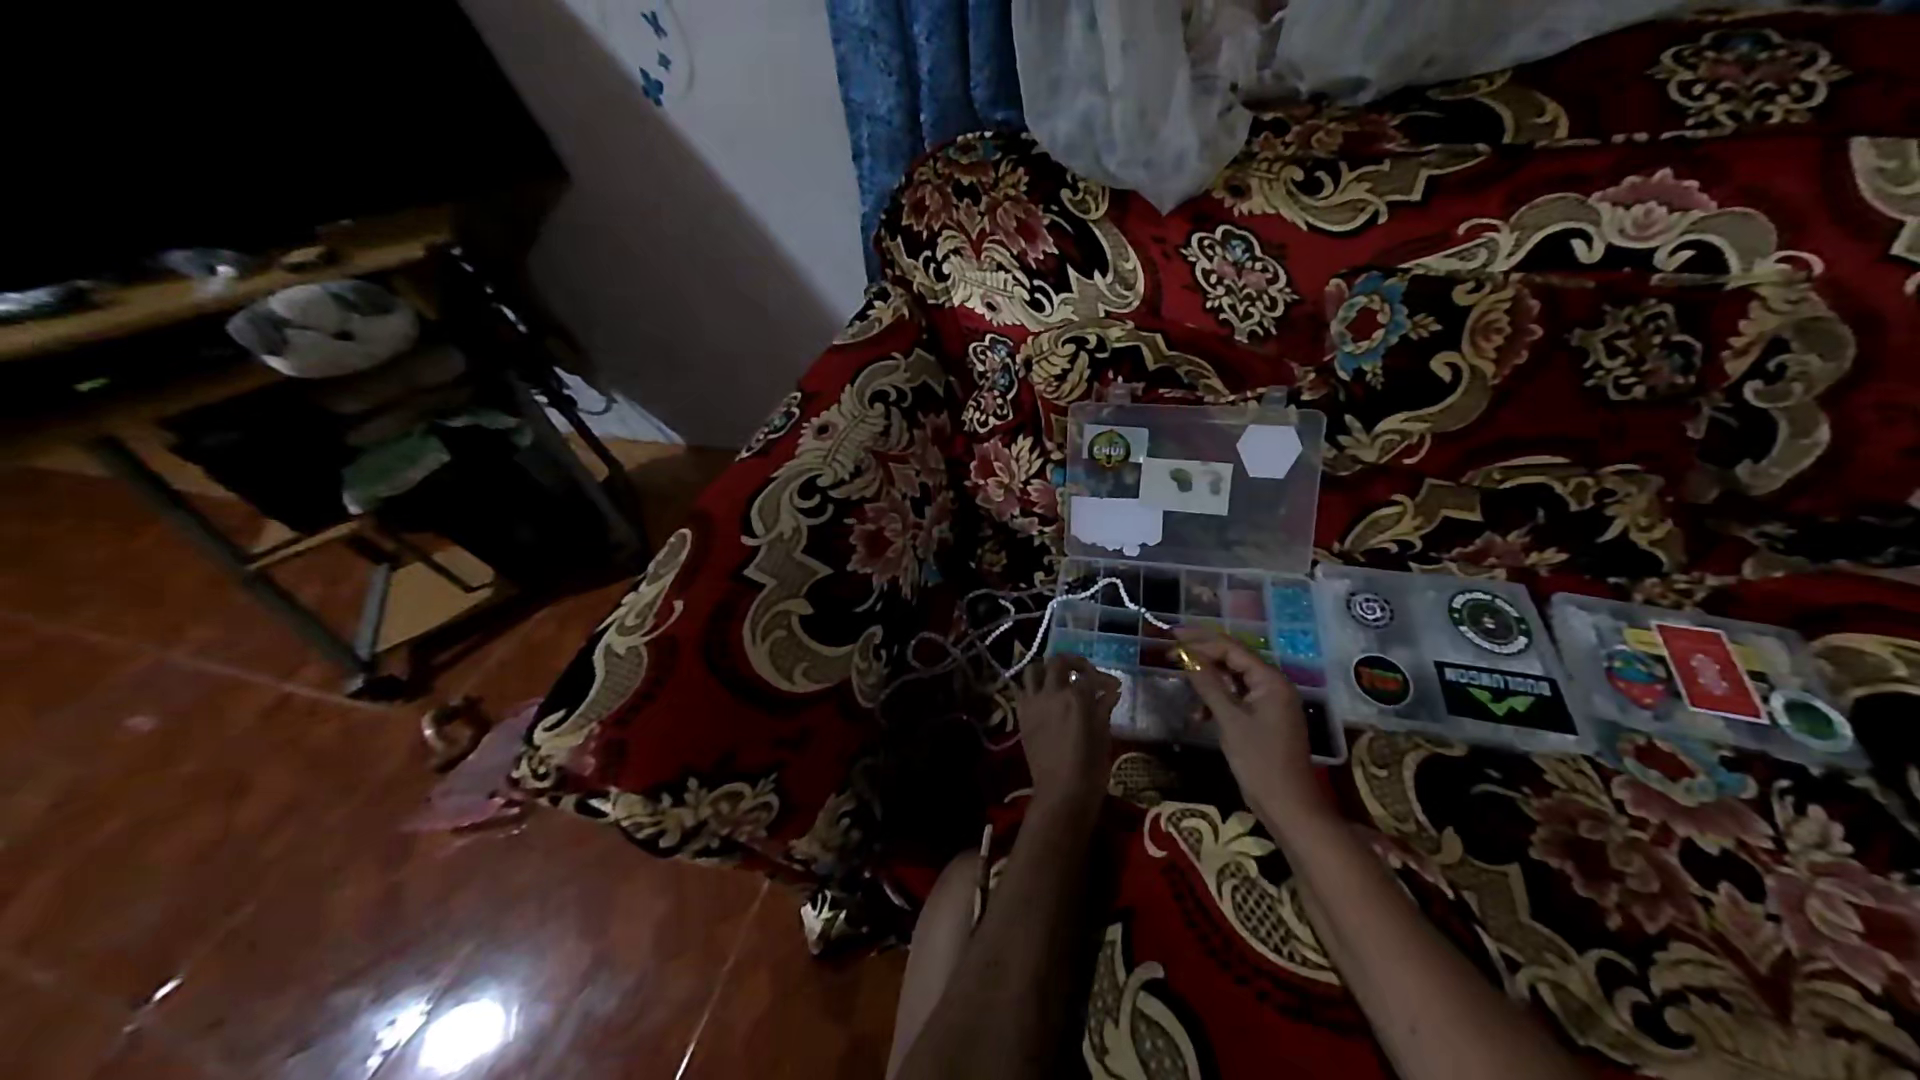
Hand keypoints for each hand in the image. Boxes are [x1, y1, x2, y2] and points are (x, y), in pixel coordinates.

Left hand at [1017, 655, 1117, 819]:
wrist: (1061, 793)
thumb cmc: (1090, 768)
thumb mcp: (1103, 735)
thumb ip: (1103, 708)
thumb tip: (1110, 691)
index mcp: (1076, 697)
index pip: (1091, 676)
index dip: (1104, 679)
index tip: (1113, 686)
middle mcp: (1051, 693)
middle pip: (1059, 662)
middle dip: (1075, 662)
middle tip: (1085, 673)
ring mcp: (1033, 703)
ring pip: (1034, 670)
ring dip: (1047, 669)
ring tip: (1059, 678)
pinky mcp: (1021, 715)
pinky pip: (1023, 690)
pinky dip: (1033, 687)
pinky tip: (1045, 696)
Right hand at [1175, 628, 1330, 825]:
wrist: (1288, 805)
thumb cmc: (1259, 761)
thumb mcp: (1229, 720)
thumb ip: (1208, 685)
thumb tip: (1187, 657)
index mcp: (1271, 680)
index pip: (1232, 649)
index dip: (1200, 641)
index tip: (1172, 638)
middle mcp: (1274, 685)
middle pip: (1233, 660)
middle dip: (1202, 657)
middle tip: (1171, 654)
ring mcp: (1271, 702)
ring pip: (1233, 679)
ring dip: (1208, 682)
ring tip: (1184, 688)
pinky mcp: (1265, 718)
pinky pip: (1238, 698)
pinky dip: (1218, 701)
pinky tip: (1200, 714)